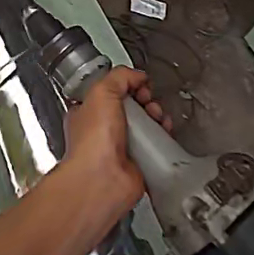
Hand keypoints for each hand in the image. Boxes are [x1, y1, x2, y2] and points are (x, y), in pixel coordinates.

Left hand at [62, 67, 166, 215]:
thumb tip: (138, 75)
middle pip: (133, 107)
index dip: (128, 85)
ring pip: (146, 125)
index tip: (138, 84)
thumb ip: (120, 77)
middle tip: (148, 102)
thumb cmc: (92, 140)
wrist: (103, 179)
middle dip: (146, 100)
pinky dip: (163, 137)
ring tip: (157, 117)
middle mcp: (104, 131)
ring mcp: (122, 148)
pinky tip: (164, 131)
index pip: (112, 91)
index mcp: (89, 112)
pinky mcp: (139, 163)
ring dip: (156, 117)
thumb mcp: (101, 92)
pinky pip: (156, 145)